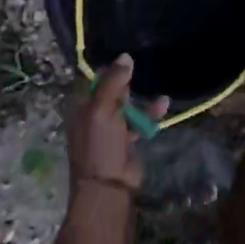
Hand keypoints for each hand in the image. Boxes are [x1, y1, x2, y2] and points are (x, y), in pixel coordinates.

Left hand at [67, 55, 167, 195]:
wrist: (108, 187)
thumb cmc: (99, 146)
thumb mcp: (102, 110)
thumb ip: (113, 83)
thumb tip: (125, 56)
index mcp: (81, 108)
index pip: (93, 81)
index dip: (108, 70)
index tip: (126, 59)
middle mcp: (93, 116)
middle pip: (111, 92)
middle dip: (126, 81)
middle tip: (143, 68)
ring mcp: (110, 130)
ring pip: (126, 106)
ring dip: (140, 98)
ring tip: (155, 87)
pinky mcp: (126, 141)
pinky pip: (138, 121)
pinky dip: (150, 114)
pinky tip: (163, 104)